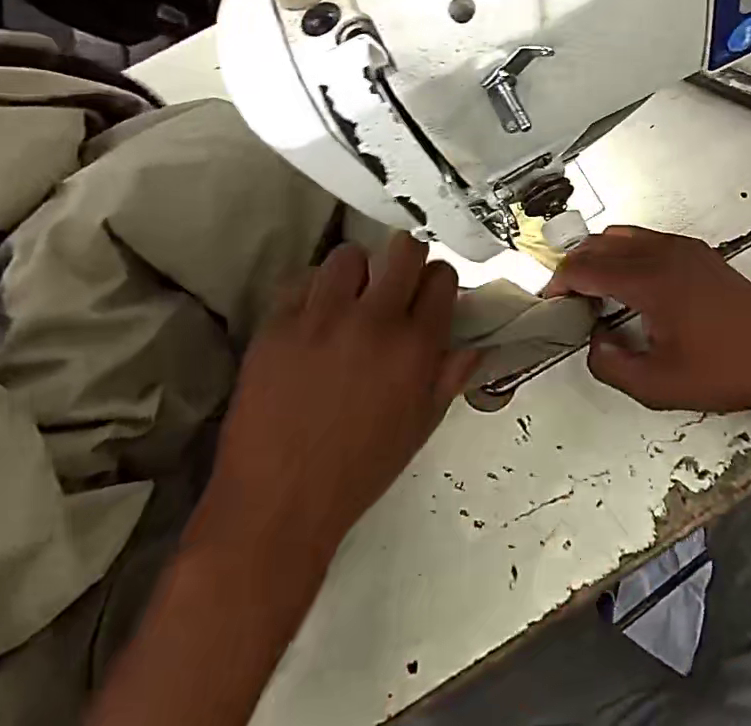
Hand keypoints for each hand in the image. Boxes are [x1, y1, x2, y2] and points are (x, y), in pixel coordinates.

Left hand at [193, 234, 479, 568]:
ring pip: (349, 256)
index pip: (442, 278)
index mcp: (417, 347)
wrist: (279, 501)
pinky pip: (300, 283)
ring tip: (349, 297)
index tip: (429, 293)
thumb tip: (474, 346)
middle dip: (407, 259)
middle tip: (395, 281)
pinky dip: (312, 294)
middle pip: (403, 250)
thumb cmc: (360, 469)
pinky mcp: (276, 326)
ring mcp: (322, 319)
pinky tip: (312, 319)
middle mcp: (375, 322)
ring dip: (357, 272)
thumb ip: (450, 376)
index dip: (439, 282)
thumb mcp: (421, 425)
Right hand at [543, 226, 750, 418]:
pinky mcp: (699, 253)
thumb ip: (610, 364)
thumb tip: (594, 341)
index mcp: (652, 281)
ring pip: (623, 235)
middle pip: (600, 243)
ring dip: (599, 256)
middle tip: (567, 298)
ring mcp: (685, 249)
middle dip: (575, 267)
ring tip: (593, 290)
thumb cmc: (724, 372)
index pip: (587, 267)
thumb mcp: (656, 386)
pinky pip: (648, 239)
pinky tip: (628, 283)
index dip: (560, 283)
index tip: (551, 302)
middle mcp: (666, 254)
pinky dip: (625, 252)